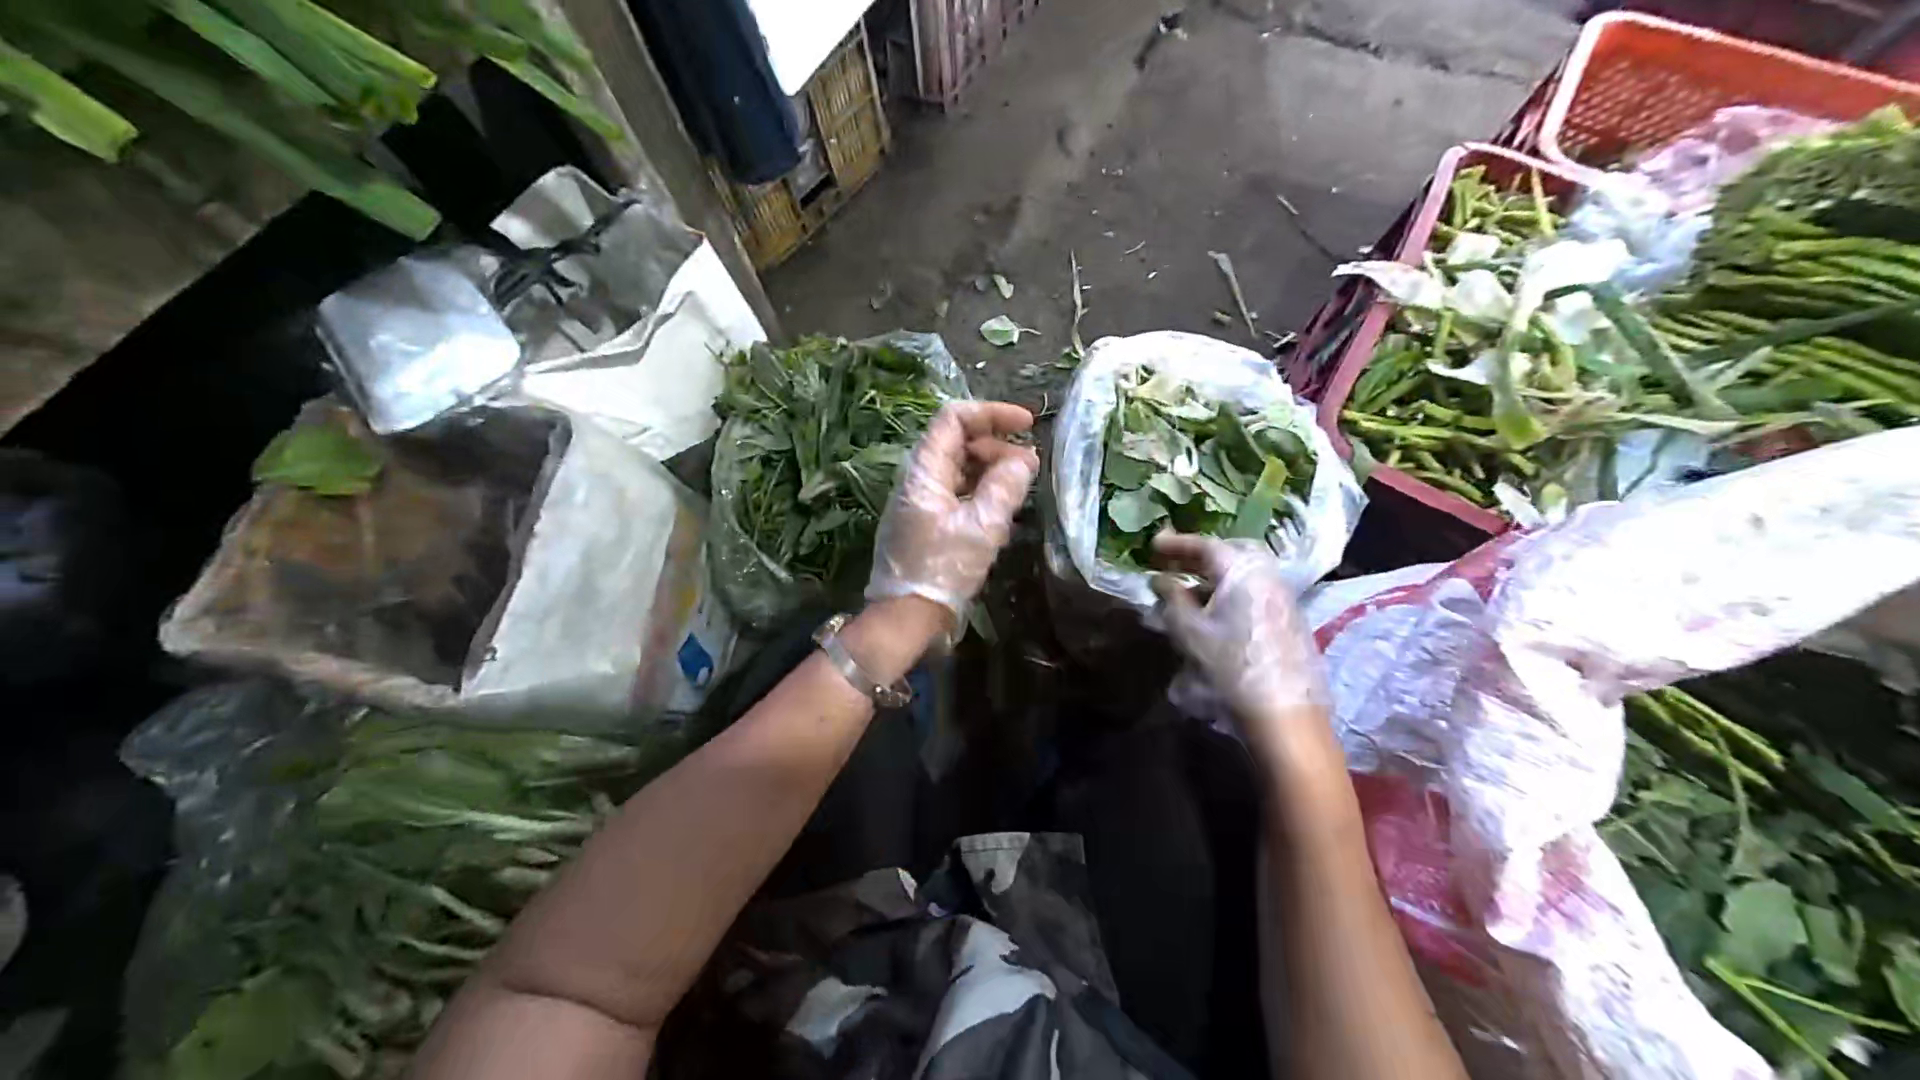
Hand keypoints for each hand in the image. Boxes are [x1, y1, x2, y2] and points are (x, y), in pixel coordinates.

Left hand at [865, 401, 1038, 632]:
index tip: (1027, 425)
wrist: (907, 616)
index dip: (992, 414)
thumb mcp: (983, 526)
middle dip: (997, 445)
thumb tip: (1024, 459)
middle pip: (958, 442)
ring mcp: (921, 501)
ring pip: (960, 469)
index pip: (954, 418)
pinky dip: (983, 493)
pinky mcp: (927, 522)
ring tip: (1020, 489)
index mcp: (924, 470)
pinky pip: (958, 493)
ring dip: (992, 470)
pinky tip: (1002, 513)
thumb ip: (1006, 486)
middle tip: (1029, 467)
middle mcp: (919, 479)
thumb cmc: (942, 568)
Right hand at [1151, 531, 1329, 731]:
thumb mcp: (1190, 631)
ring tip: (1184, 595)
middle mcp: (1268, 576)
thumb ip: (1171, 598)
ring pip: (1242, 576)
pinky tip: (1211, 616)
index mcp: (1244, 571)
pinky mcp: (1288, 621)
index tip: (1152, 545)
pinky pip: (1252, 594)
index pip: (1206, 546)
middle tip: (1172, 564)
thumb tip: (1159, 579)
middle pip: (1230, 554)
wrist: (1284, 714)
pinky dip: (1228, 594)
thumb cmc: (1230, 666)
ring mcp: (1282, 599)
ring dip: (1211, 579)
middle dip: (1198, 557)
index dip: (1176, 544)